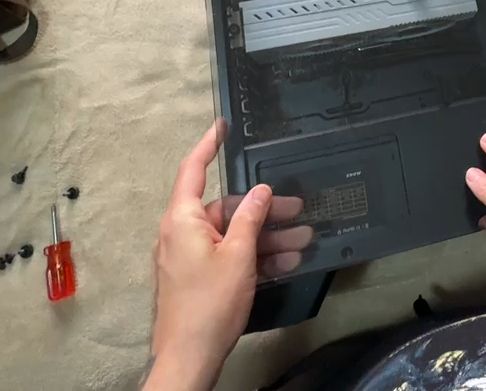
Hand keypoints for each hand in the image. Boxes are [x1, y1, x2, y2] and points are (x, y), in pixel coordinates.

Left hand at [144, 121, 314, 390]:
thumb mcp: (238, 255)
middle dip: (265, 210)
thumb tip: (261, 191)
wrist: (188, 360)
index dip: (208, 145)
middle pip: (227, 208)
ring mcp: (191, 257)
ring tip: (302, 242)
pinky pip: (230, 256)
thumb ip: (250, 217)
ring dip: (267, 238)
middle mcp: (183, 233)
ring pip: (234, 235)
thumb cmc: (208, 303)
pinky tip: (285, 263)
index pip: (193, 170)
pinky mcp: (200, 278)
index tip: (222, 125)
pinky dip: (255, 258)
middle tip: (297, 209)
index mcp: (183, 220)